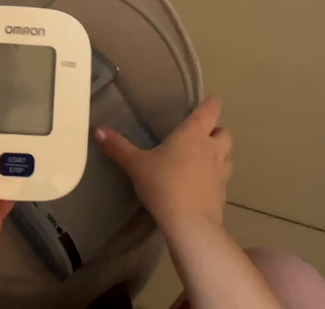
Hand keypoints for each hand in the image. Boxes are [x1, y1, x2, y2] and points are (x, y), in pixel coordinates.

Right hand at [94, 95, 231, 237]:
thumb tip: (96, 130)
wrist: (190, 226)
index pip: (211, 110)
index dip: (212, 103)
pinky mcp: (223, 195)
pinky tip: (202, 186)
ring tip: (204, 159)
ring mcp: (221, 173)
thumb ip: (118, 146)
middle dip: (216, 131)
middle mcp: (212, 149)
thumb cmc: (164, 185)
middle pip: (225, 133)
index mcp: (193, 134)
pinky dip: (216, 179)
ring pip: (227, 156)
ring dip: (219, 154)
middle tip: (201, 135)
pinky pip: (223, 180)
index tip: (211, 100)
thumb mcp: (136, 165)